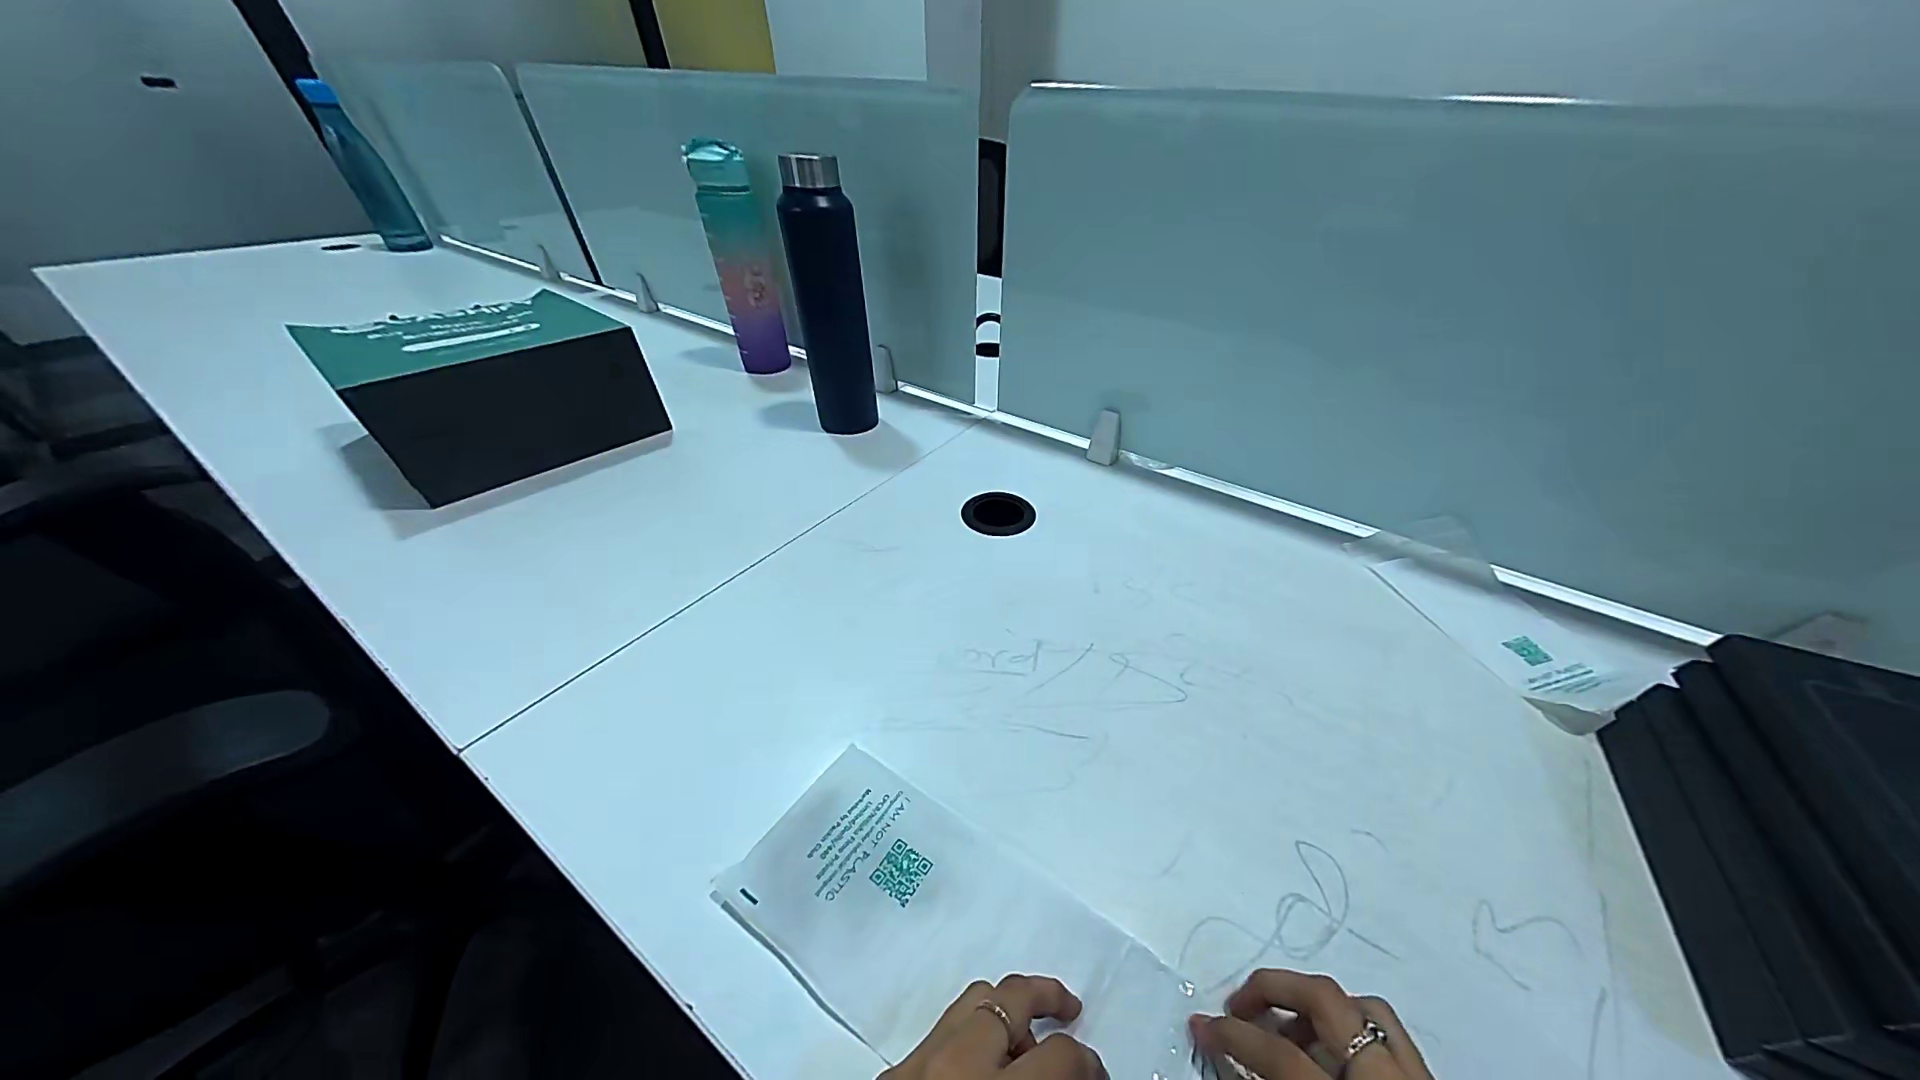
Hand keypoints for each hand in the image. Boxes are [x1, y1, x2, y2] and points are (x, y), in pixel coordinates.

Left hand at [881, 974, 1106, 1079]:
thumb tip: (1075, 1065)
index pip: (1060, 1056)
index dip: (1089, 1063)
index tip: (1097, 1071)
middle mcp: (953, 1066)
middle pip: (1009, 998)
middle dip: (1045, 996)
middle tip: (1068, 1009)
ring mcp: (917, 1063)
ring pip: (970, 1000)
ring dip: (1005, 1010)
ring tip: (1026, 1038)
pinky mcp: (894, 1070)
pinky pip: (940, 1031)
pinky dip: (969, 1034)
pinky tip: (983, 1058)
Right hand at [1189, 969, 1433, 1079]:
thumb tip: (1236, 1069)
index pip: (1279, 1057)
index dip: (1231, 1037)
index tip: (1201, 1027)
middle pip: (1324, 1000)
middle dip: (1271, 989)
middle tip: (1238, 1007)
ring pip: (1363, 1007)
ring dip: (1313, 1006)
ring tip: (1286, 1029)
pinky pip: (1388, 1033)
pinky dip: (1352, 1026)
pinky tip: (1330, 1051)